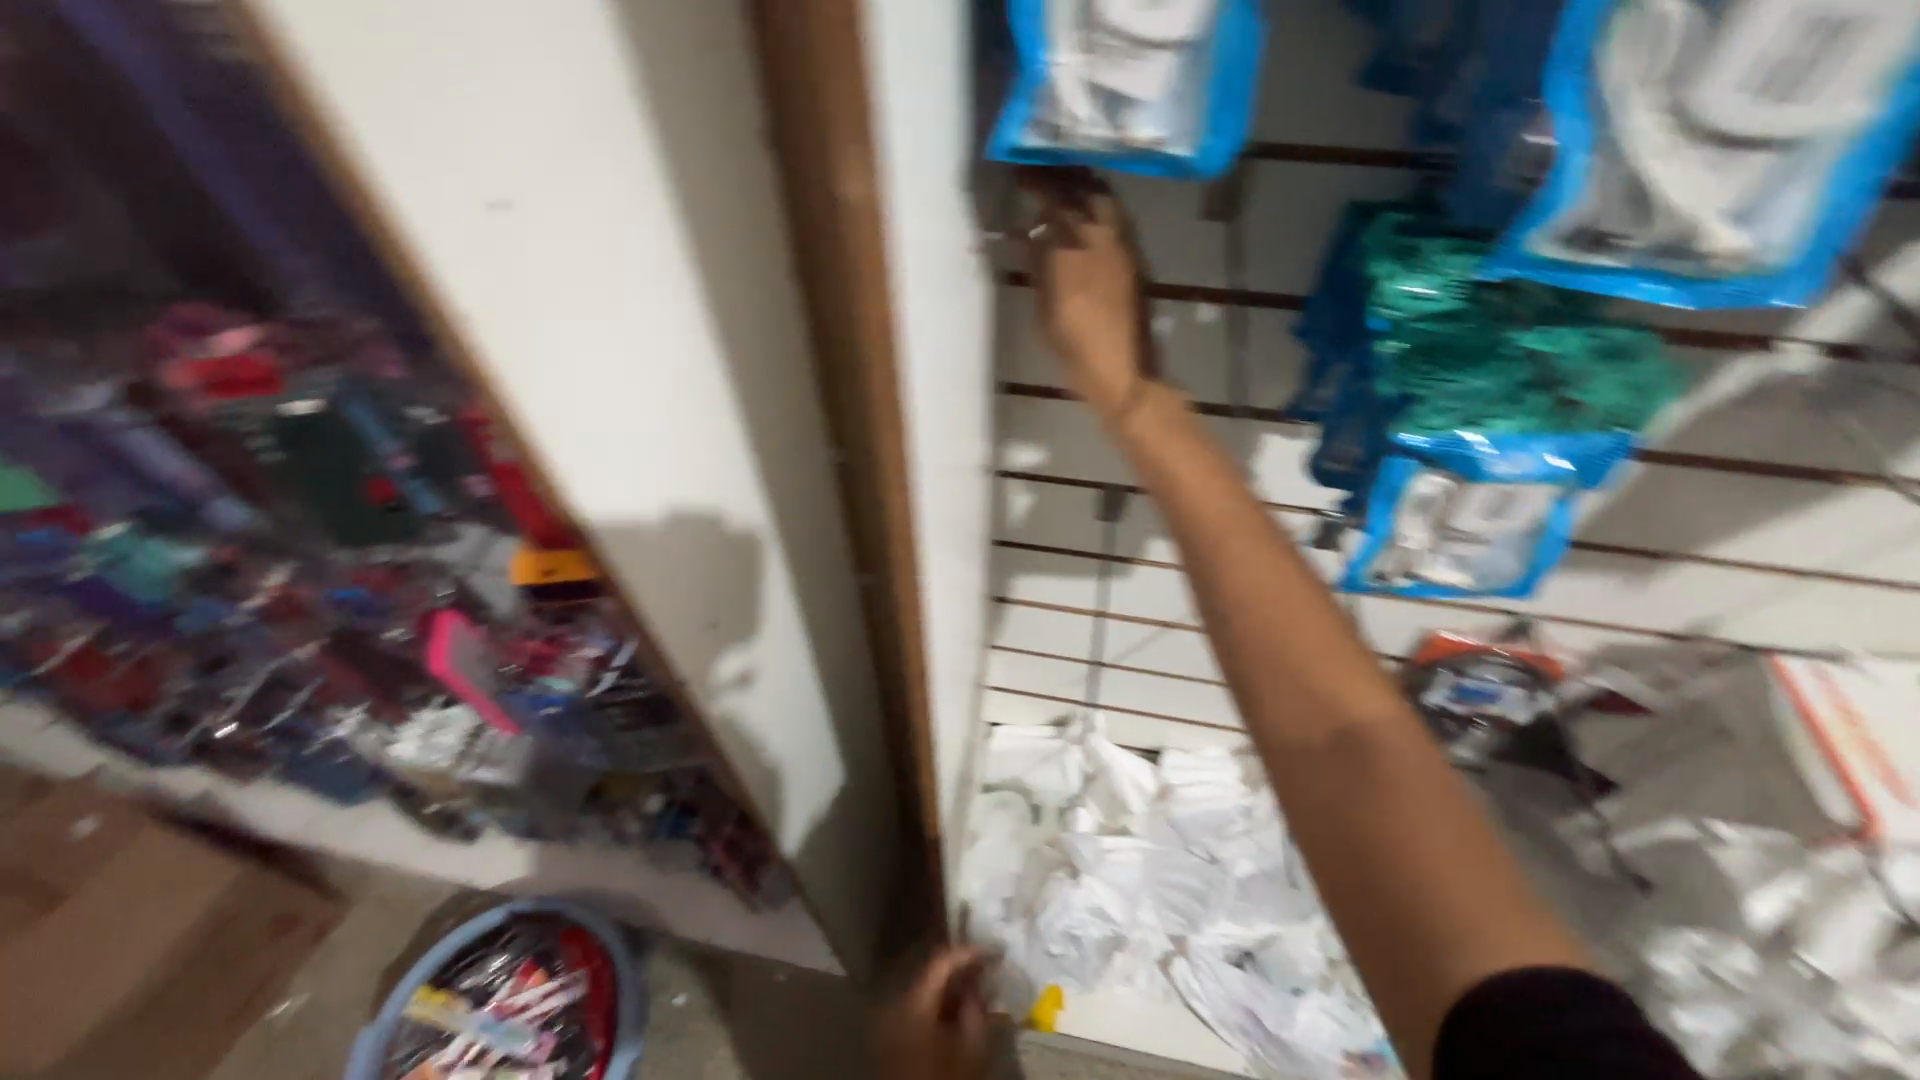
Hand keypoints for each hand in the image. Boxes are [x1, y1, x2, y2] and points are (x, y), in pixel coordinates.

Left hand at [874, 948, 993, 1079]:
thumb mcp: (972, 1051)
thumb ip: (976, 1010)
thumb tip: (977, 987)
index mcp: (912, 1003)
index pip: (941, 962)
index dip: (970, 952)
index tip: (996, 951)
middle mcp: (893, 1002)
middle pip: (928, 971)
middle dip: (960, 966)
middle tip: (988, 965)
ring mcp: (886, 1020)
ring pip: (922, 988)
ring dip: (949, 984)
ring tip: (978, 985)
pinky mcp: (888, 1037)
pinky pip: (914, 1005)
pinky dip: (936, 1001)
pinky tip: (957, 1008)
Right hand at [1020, 168, 1156, 427]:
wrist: (1121, 369)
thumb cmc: (1075, 345)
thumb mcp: (1045, 307)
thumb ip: (1037, 265)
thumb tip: (1024, 233)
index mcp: (1071, 251)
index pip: (1050, 202)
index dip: (1035, 183)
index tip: (1020, 170)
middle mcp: (1099, 239)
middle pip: (1081, 192)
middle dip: (1063, 177)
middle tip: (1046, 170)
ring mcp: (1121, 248)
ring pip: (1103, 202)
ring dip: (1084, 187)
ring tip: (1067, 184)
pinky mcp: (1133, 261)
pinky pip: (1114, 220)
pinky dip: (1099, 208)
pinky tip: (1087, 214)